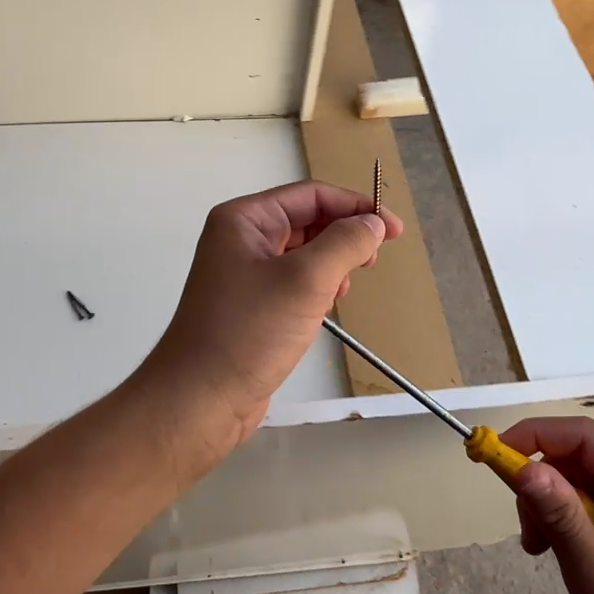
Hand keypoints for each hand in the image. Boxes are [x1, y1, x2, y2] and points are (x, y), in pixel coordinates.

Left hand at [132, 181, 398, 456]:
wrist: (200, 399)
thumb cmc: (248, 332)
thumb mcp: (306, 281)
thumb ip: (345, 244)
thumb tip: (372, 223)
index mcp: (244, 219)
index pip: (310, 195)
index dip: (354, 206)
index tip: (393, 229)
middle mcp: (241, 239)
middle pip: (307, 220)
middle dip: (344, 236)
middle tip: (374, 260)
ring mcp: (245, 273)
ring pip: (304, 253)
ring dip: (333, 264)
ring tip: (345, 288)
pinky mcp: (253, 305)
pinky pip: (295, 282)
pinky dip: (318, 288)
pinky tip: (327, 306)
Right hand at [505, 417, 593, 593]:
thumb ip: (560, 517)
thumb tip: (522, 464)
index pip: (586, 438)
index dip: (535, 436)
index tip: (491, 456)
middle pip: (583, 459)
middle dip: (543, 483)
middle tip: (526, 531)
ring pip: (585, 485)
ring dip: (553, 509)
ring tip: (544, 551)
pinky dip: (569, 525)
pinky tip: (563, 556)